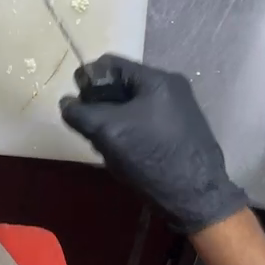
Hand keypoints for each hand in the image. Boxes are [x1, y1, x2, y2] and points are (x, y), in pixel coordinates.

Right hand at [60, 54, 247, 234]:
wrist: (197, 200)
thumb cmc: (152, 159)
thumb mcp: (108, 132)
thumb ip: (81, 113)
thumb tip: (67, 103)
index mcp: (157, 79)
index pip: (109, 64)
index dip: (87, 81)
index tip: (79, 107)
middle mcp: (171, 87)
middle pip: (120, 84)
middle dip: (100, 105)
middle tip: (93, 130)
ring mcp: (179, 108)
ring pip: (131, 104)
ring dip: (114, 120)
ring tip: (109, 145)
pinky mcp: (182, 128)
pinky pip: (145, 119)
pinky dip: (130, 130)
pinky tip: (127, 152)